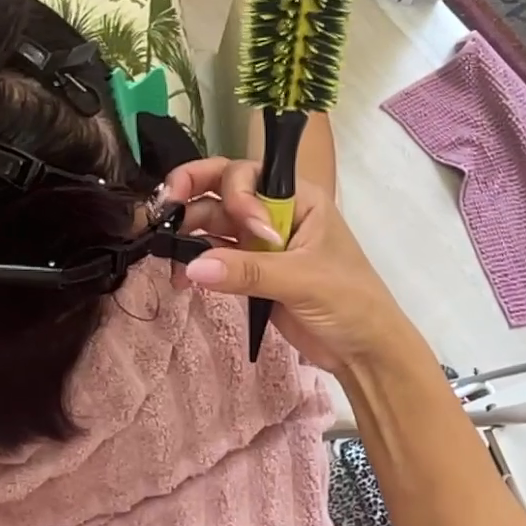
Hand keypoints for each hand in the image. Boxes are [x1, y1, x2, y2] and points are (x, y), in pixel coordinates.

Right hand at [163, 157, 430, 377]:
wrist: (364, 351)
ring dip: (187, 230)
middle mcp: (274, 211)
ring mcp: (259, 241)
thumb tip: (193, 267)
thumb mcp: (303, 281)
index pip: (250, 174)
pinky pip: (214, 256)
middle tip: (162, 205)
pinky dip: (195, 263)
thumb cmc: (350, 302)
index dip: (237, 194)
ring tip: (164, 247)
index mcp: (298, 198)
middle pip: (223, 188)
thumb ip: (249, 272)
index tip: (250, 232)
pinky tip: (181, 278)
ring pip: (212, 221)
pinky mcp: (249, 270)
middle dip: (191, 192)